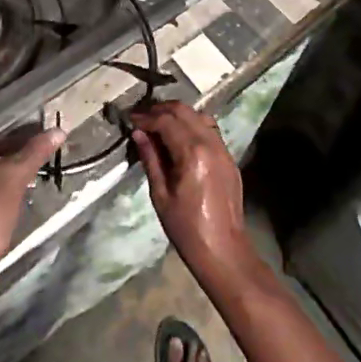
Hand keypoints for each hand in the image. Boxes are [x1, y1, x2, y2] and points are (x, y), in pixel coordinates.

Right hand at [130, 102, 253, 275]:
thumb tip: (138, 133)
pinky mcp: (229, 158)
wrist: (224, 252)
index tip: (131, 119)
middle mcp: (210, 144)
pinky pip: (209, 130)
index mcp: (192, 153)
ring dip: (177, 114)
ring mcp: (223, 149)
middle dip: (160, 109)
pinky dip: (192, 124)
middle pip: (184, 111)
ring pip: (198, 115)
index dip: (146, 117)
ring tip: (159, 124)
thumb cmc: (187, 228)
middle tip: (142, 118)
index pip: (166, 121)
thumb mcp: (160, 195)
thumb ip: (150, 158)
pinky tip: (179, 137)